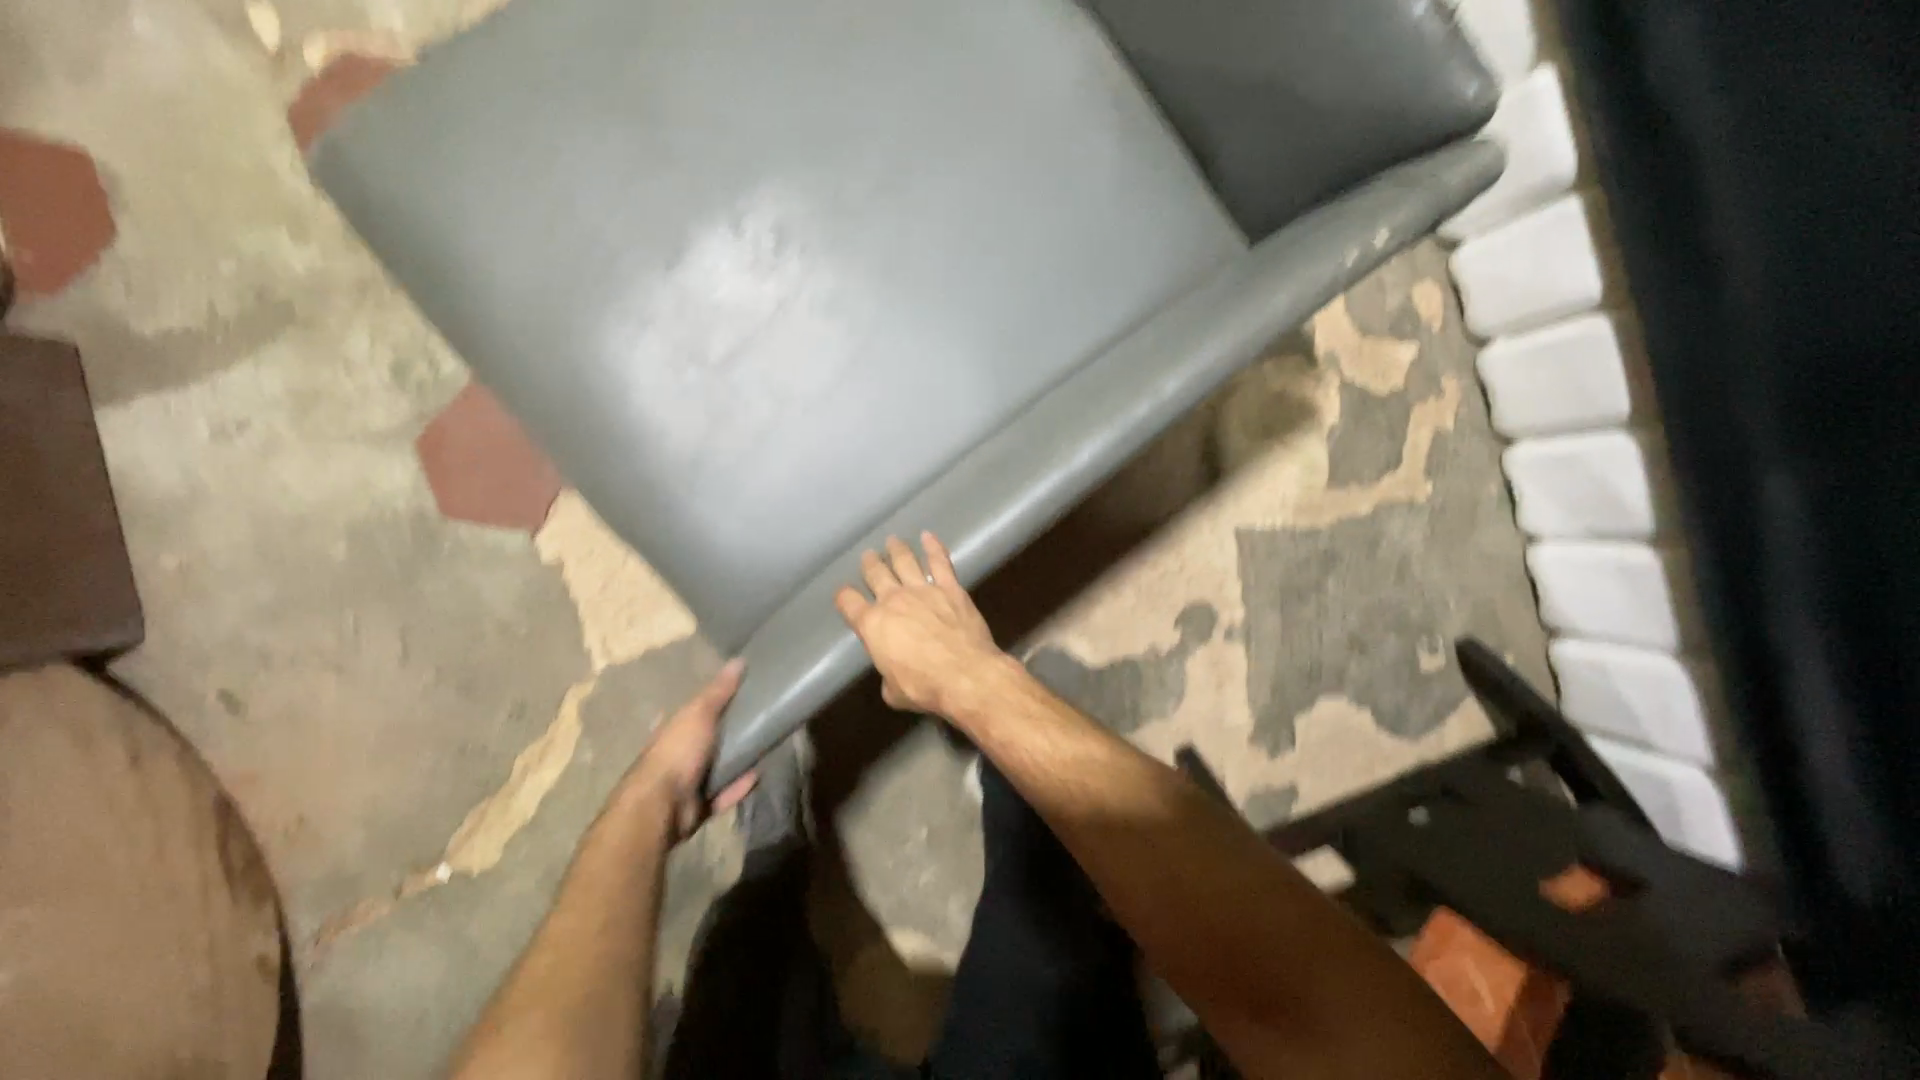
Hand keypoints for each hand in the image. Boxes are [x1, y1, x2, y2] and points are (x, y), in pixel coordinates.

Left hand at [618, 659, 757, 843]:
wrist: (663, 804)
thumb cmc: (678, 751)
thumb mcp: (699, 713)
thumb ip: (718, 691)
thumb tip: (738, 660)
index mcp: (672, 729)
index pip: (691, 712)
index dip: (710, 704)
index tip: (737, 696)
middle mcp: (677, 754)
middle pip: (706, 741)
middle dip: (727, 735)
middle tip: (758, 722)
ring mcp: (685, 782)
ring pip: (716, 769)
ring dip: (736, 762)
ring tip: (763, 748)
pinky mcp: (697, 806)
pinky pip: (723, 794)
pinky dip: (738, 787)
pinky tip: (757, 776)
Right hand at [834, 532, 1010, 717]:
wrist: (965, 675)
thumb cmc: (924, 687)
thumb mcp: (894, 691)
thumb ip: (888, 677)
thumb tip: (893, 676)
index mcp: (873, 625)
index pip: (849, 603)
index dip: (844, 598)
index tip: (844, 595)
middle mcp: (893, 600)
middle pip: (876, 574)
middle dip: (870, 564)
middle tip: (868, 556)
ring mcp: (923, 591)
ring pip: (905, 561)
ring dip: (897, 550)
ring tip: (892, 541)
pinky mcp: (950, 589)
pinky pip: (939, 562)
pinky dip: (933, 547)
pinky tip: (929, 537)